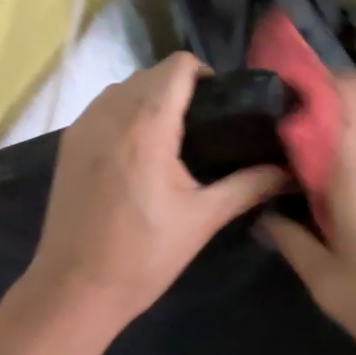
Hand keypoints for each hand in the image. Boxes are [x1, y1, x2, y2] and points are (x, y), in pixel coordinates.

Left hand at [30, 51, 288, 317]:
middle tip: (203, 124)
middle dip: (180, 87)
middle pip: (154, 73)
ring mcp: (85, 123)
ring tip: (171, 136)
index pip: (179, 65)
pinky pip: (104, 106)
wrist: (74, 289)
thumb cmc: (143, 254)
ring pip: (126, 86)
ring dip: (150, 97)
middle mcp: (113, 110)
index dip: (204, 73)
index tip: (220, 104)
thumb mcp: (202, 219)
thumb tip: (286, 170)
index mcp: (148, 122)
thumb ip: (247, 186)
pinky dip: (124, 112)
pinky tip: (136, 150)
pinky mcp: (69, 140)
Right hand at [260, 77, 355, 354]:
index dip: (302, 81)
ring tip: (306, 139)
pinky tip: (341, 169)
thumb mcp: (327, 283)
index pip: (335, 94)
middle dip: (318, 88)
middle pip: (355, 90)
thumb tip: (263, 213)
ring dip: (339, 110)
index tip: (272, 89)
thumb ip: (289, 237)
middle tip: (285, 112)